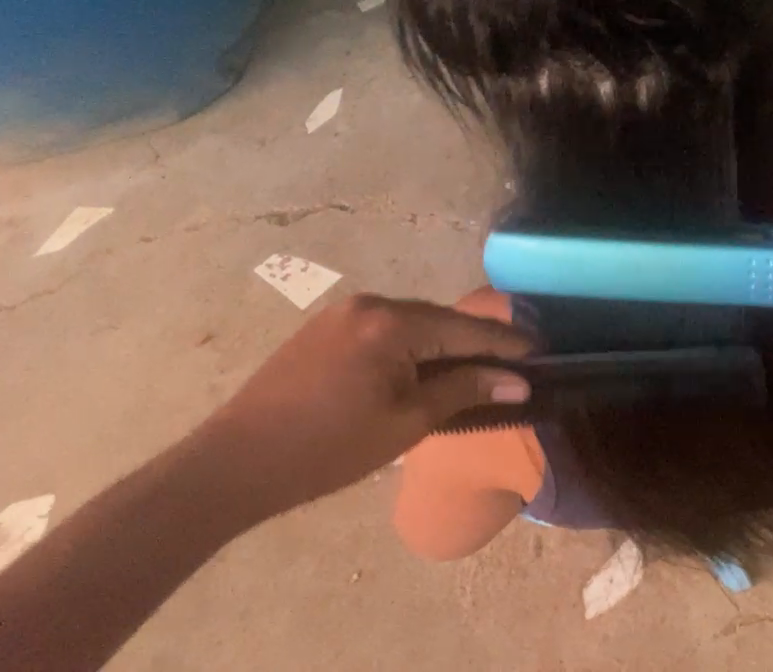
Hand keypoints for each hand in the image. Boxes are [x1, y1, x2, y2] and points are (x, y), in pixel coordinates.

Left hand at [190, 295, 533, 520]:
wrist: (228, 468)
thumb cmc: (326, 449)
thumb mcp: (407, 422)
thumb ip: (466, 389)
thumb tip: (518, 380)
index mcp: (393, 323)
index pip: (469, 329)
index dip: (509, 344)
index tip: (544, 353)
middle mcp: (371, 304)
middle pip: (443, 320)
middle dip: (478, 343)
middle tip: (513, 366)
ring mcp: (344, 313)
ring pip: (416, 324)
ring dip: (445, 345)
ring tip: (473, 370)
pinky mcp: (325, 328)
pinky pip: (388, 329)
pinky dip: (413, 347)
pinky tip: (423, 369)